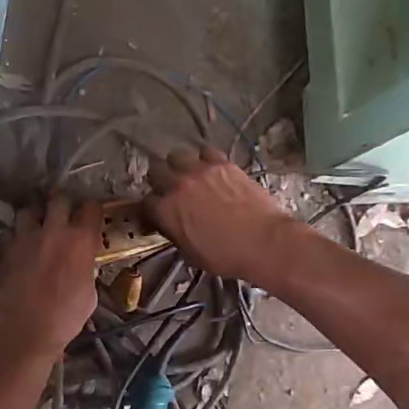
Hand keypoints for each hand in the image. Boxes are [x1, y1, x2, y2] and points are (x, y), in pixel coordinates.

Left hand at [0, 196, 101, 357]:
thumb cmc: (65, 318)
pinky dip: (17, 235)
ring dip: (36, 215)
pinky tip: (20, 246)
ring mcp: (25, 238)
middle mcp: (54, 231)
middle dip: (63, 204)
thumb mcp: (89, 294)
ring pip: (29, 210)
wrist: (22, 330)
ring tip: (38, 226)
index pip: (91, 208)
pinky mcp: (5, 249)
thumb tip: (83, 266)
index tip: (93, 215)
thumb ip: (86, 271)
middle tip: (65, 215)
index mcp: (81, 241)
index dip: (93, 209)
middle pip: (59, 199)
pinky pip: (11, 232)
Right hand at [145, 147, 297, 281]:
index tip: (157, 214)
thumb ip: (176, 235)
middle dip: (160, 181)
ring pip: (177, 155)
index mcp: (166, 211)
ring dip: (179, 165)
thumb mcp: (192, 254)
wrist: (263, 241)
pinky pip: (206, 152)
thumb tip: (172, 226)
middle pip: (156, 171)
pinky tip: (211, 169)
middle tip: (170, 190)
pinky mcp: (223, 164)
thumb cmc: (226, 256)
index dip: (150, 209)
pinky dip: (204, 159)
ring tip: (189, 175)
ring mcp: (201, 171)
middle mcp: (178, 185)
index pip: (145, 202)